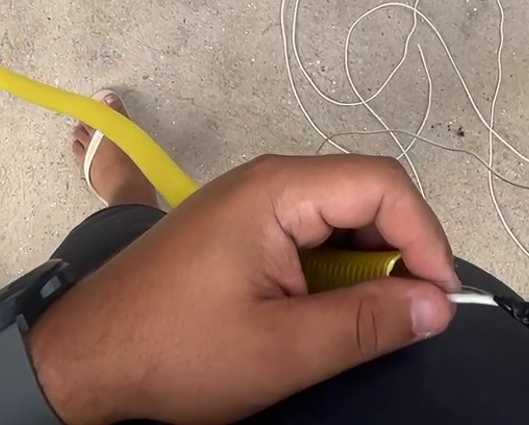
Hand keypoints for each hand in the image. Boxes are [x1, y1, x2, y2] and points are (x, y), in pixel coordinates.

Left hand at [26, 154, 460, 424]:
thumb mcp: (281, 349)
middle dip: (398, 250)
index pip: (381, 184)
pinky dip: (334, 268)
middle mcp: (271, 177)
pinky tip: (324, 310)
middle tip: (408, 316)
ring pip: (340, 214)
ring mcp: (255, 198)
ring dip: (366, 264)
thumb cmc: (176, 348)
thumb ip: (366, 323)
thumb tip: (436, 303)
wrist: (89, 352)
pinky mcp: (245, 223)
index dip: (423, 235)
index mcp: (279, 188)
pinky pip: (311, 231)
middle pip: (364, 192)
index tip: (439, 299)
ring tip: (362, 321)